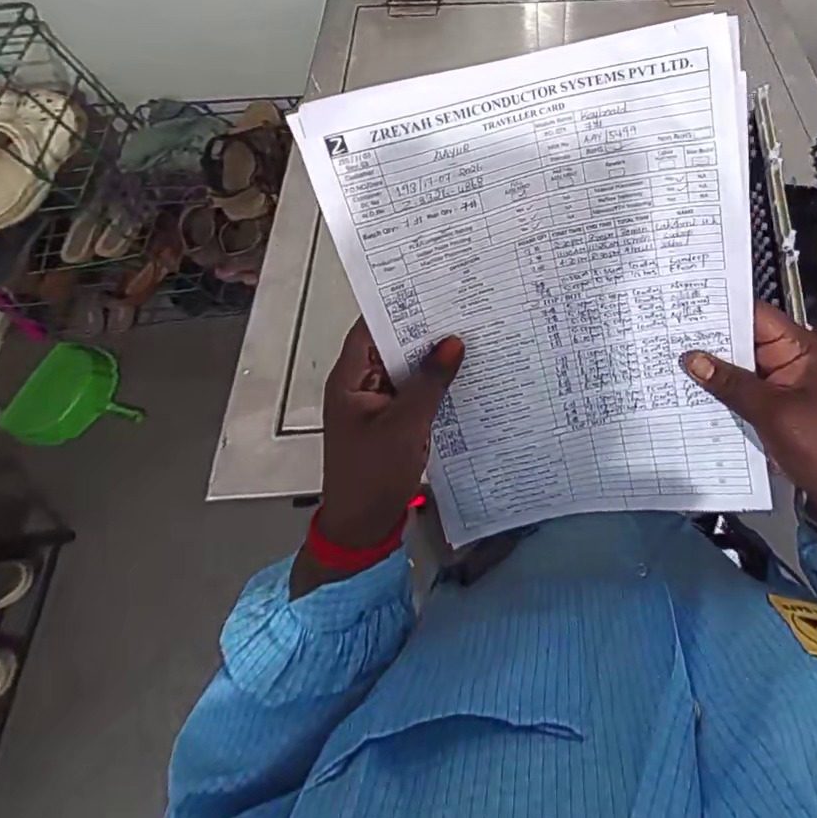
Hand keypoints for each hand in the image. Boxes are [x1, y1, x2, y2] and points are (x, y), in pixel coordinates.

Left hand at [318, 320, 464, 547]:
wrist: (362, 528)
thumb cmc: (373, 476)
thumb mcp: (405, 426)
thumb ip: (429, 383)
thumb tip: (453, 343)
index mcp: (349, 380)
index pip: (369, 329)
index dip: (397, 307)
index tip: (431, 289)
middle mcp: (360, 386)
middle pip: (389, 347)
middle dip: (421, 331)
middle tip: (460, 309)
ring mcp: (376, 404)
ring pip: (404, 370)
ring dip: (429, 358)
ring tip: (467, 334)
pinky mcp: (392, 421)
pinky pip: (412, 392)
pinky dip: (432, 384)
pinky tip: (460, 375)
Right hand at [681, 303, 816, 530]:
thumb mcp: (775, 413)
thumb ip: (732, 384)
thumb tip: (694, 360)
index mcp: (798, 348)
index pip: (753, 314)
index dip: (719, 309)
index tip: (684, 309)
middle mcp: (786, 359)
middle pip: (740, 339)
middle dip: (707, 340)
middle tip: (668, 337)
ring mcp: (776, 382)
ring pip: (734, 365)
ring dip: (709, 367)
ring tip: (671, 362)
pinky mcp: (768, 403)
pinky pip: (736, 389)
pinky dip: (717, 390)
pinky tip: (690, 391)